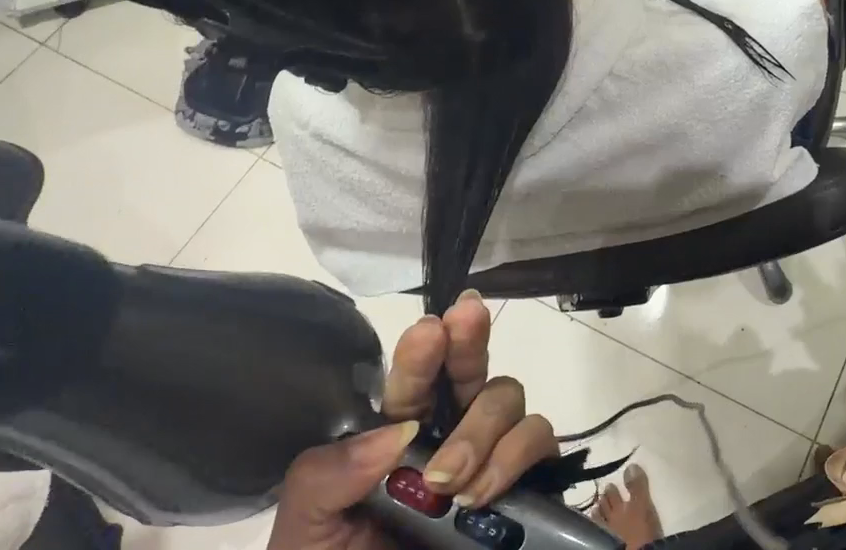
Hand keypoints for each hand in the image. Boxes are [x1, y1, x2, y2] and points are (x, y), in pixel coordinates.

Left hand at [267, 291, 559, 549]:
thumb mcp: (305, 536)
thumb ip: (326, 478)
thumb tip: (398, 428)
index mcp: (394, 445)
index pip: (410, 386)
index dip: (421, 355)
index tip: (428, 329)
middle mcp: (450, 439)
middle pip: (471, 369)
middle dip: (470, 339)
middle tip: (464, 317)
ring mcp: (494, 458)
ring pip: (508, 399)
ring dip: (481, 429)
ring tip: (449, 481)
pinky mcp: (530, 483)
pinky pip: (541, 438)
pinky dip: (516, 455)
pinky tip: (483, 492)